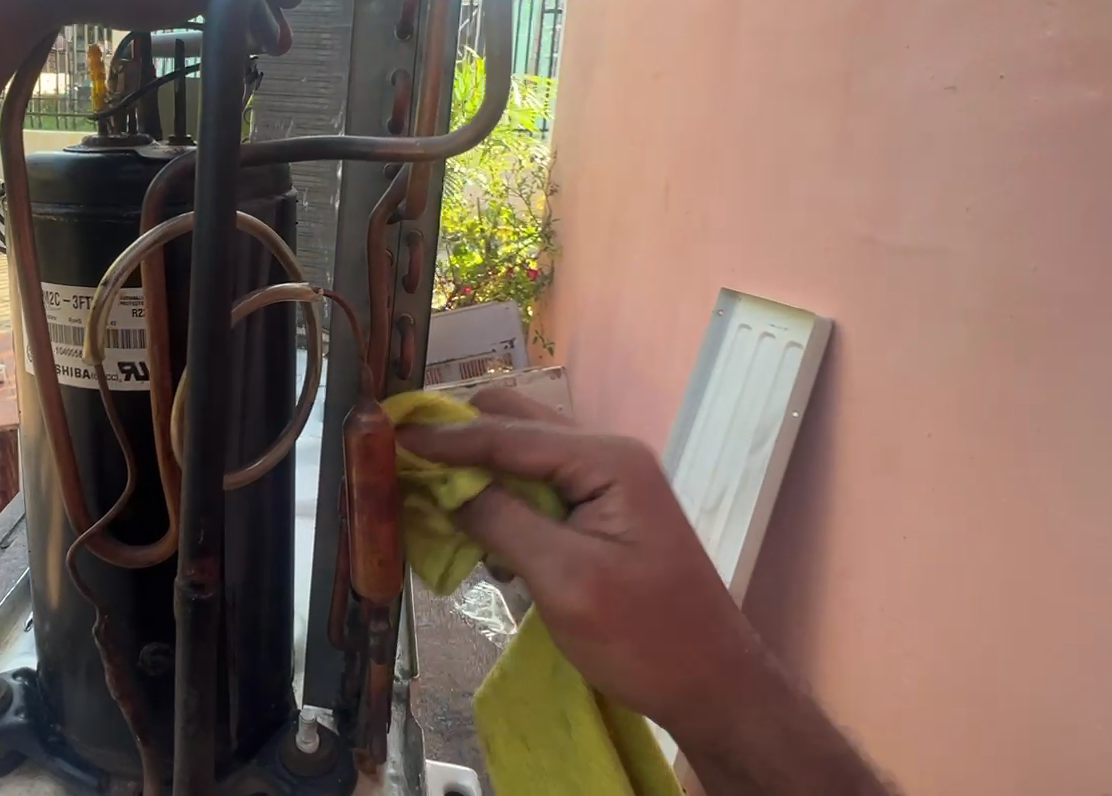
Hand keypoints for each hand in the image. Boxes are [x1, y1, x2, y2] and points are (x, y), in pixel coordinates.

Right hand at [401, 390, 892, 794]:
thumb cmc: (646, 638)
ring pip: (520, 446)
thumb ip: (500, 520)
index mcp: (605, 459)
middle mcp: (605, 452)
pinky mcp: (597, 504)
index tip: (393, 435)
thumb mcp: (564, 580)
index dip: (446, 437)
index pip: (506, 435)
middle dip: (460, 434)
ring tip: (434, 484)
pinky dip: (499, 488)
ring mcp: (604, 476)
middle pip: (514, 421)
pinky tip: (480, 520)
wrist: (718, 690)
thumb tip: (443, 486)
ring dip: (477, 462)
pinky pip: (533, 477)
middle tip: (411, 453)